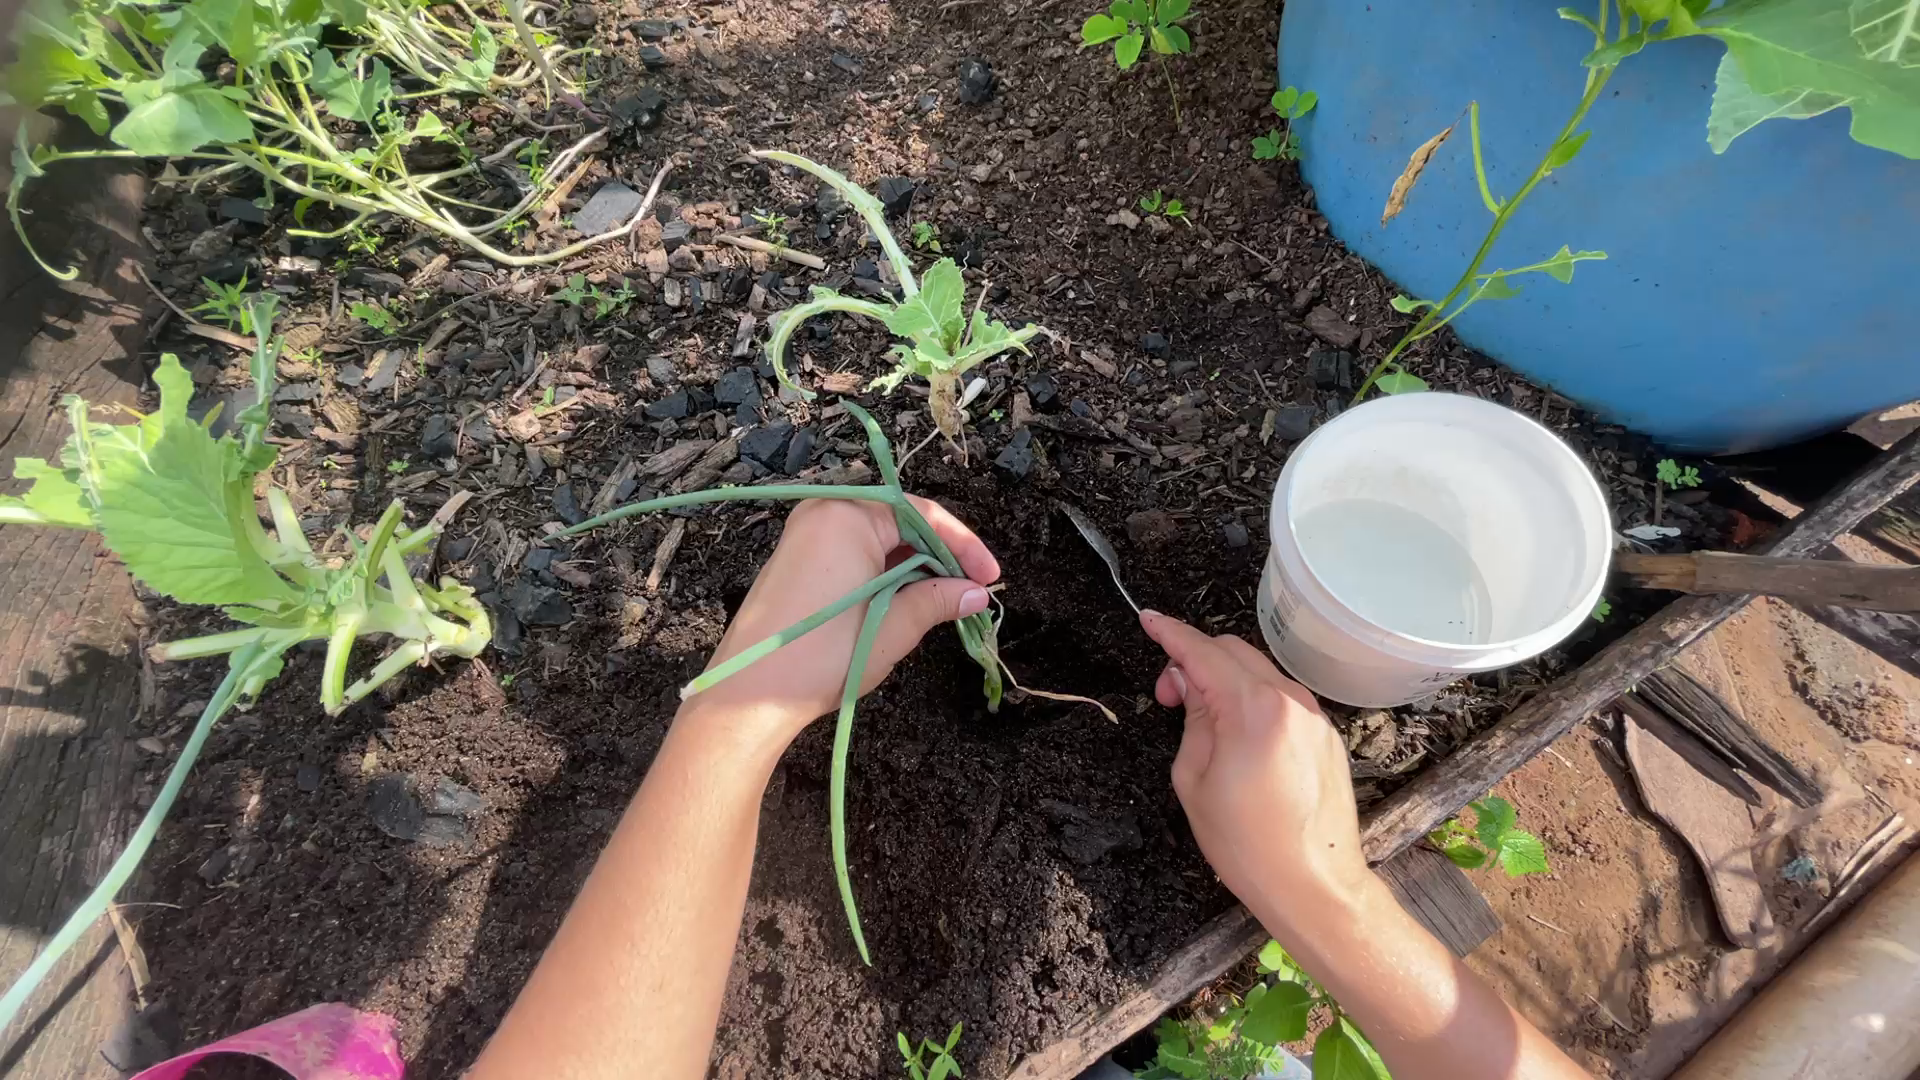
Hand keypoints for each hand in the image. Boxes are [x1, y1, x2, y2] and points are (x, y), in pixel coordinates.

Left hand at [677, 496, 999, 751]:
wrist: (748, 697)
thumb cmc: (825, 656)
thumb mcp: (893, 627)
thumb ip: (938, 600)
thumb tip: (976, 593)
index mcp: (847, 515)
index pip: (921, 514)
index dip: (963, 545)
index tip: (991, 577)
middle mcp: (824, 514)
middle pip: (899, 524)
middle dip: (939, 557)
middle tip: (971, 590)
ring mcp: (806, 536)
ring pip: (877, 542)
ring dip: (913, 568)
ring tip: (944, 600)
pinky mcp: (797, 561)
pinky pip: (853, 554)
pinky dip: (884, 574)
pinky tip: (906, 600)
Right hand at [1141, 610, 1374, 933]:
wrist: (1314, 888)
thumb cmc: (1245, 843)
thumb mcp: (1193, 778)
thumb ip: (1192, 717)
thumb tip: (1191, 684)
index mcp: (1253, 710)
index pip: (1202, 652)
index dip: (1170, 633)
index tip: (1148, 620)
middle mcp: (1290, 701)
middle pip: (1232, 651)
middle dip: (1193, 659)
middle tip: (1169, 696)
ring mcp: (1313, 716)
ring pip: (1257, 670)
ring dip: (1222, 676)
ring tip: (1199, 715)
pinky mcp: (1324, 734)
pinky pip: (1279, 694)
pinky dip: (1249, 694)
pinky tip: (1234, 728)